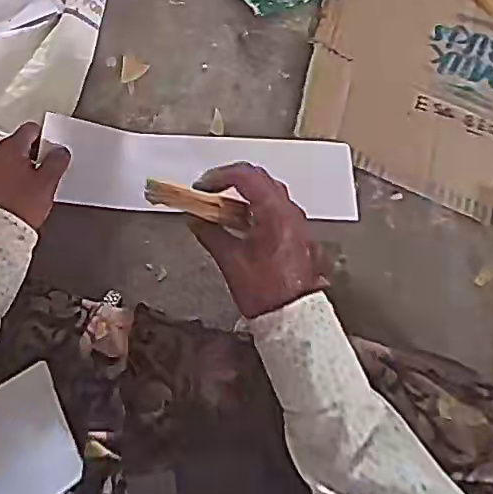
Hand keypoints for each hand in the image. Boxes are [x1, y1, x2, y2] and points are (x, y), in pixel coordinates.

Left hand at [0, 122, 71, 229]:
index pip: (30, 129)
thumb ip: (57, 161)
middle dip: (31, 150)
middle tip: (44, 162)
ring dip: (17, 163)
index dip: (44, 137)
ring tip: (31, 174)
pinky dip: (6, 176)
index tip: (51, 147)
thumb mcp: (48, 181)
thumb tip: (60, 153)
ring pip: (4, 157)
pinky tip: (17, 187)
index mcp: (11, 148)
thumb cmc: (19, 206)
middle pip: (16, 142)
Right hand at [186, 163, 327, 317]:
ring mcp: (296, 222)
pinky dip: (255, 207)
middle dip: (231, 179)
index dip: (219, 176)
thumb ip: (210, 233)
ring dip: (243, 193)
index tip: (202, 186)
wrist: (295, 317)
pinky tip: (240, 222)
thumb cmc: (268, 292)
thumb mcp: (231, 260)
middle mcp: (289, 212)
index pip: (246, 176)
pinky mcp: (296, 233)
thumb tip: (195, 220)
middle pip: (259, 178)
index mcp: (274, 213)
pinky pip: (275, 208)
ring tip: (221, 206)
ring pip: (269, 192)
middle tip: (209, 189)